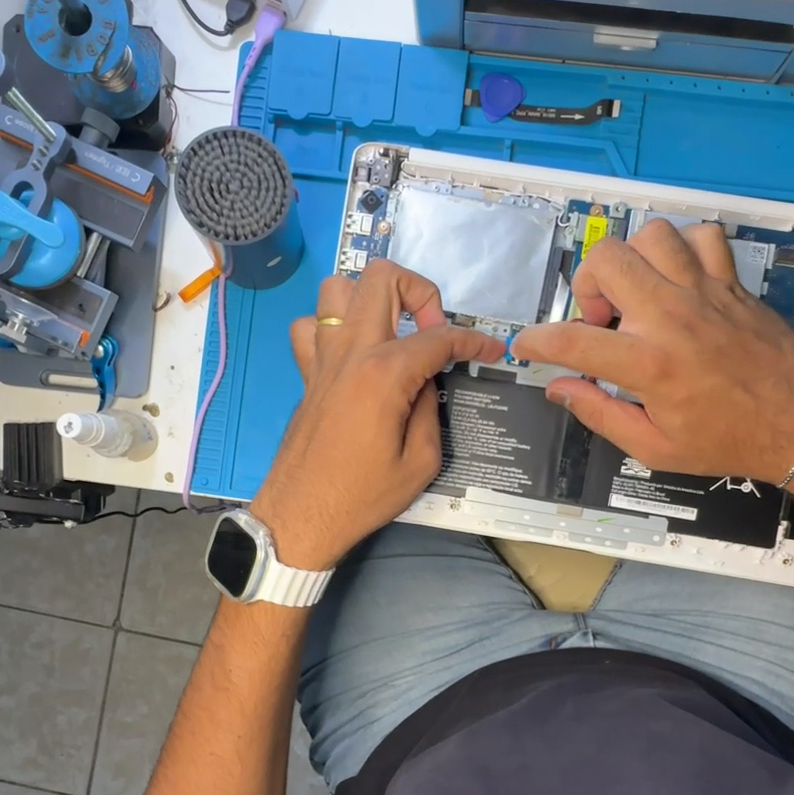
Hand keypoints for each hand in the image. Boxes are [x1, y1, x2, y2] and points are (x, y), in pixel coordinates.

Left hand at [250, 260, 504, 570]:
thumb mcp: (421, 462)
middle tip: (432, 332)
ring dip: (371, 300)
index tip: (491, 351)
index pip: (439, 337)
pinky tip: (351, 354)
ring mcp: (323, 358)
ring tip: (391, 333)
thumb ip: (431, 412)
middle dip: (420, 292)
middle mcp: (351, 352)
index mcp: (385, 374)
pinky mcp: (306, 373)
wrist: (302, 516)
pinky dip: (332, 327)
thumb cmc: (363, 496)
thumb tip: (427, 384)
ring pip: (338, 288)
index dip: (473, 341)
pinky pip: (311, 326)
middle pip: (383, 278)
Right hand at [510, 219, 793, 484]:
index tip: (527, 346)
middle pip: (607, 261)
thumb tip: (560, 389)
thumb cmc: (729, 440)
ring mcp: (705, 293)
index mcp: (650, 364)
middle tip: (600, 320)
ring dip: (631, 261)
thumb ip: (599, 414)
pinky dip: (681, 248)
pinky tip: (676, 280)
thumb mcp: (654, 447)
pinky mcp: (731, 283)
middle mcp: (673, 317)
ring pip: (651, 236)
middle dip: (586, 287)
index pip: (573, 340)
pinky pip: (701, 235)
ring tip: (636, 296)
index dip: (537, 341)